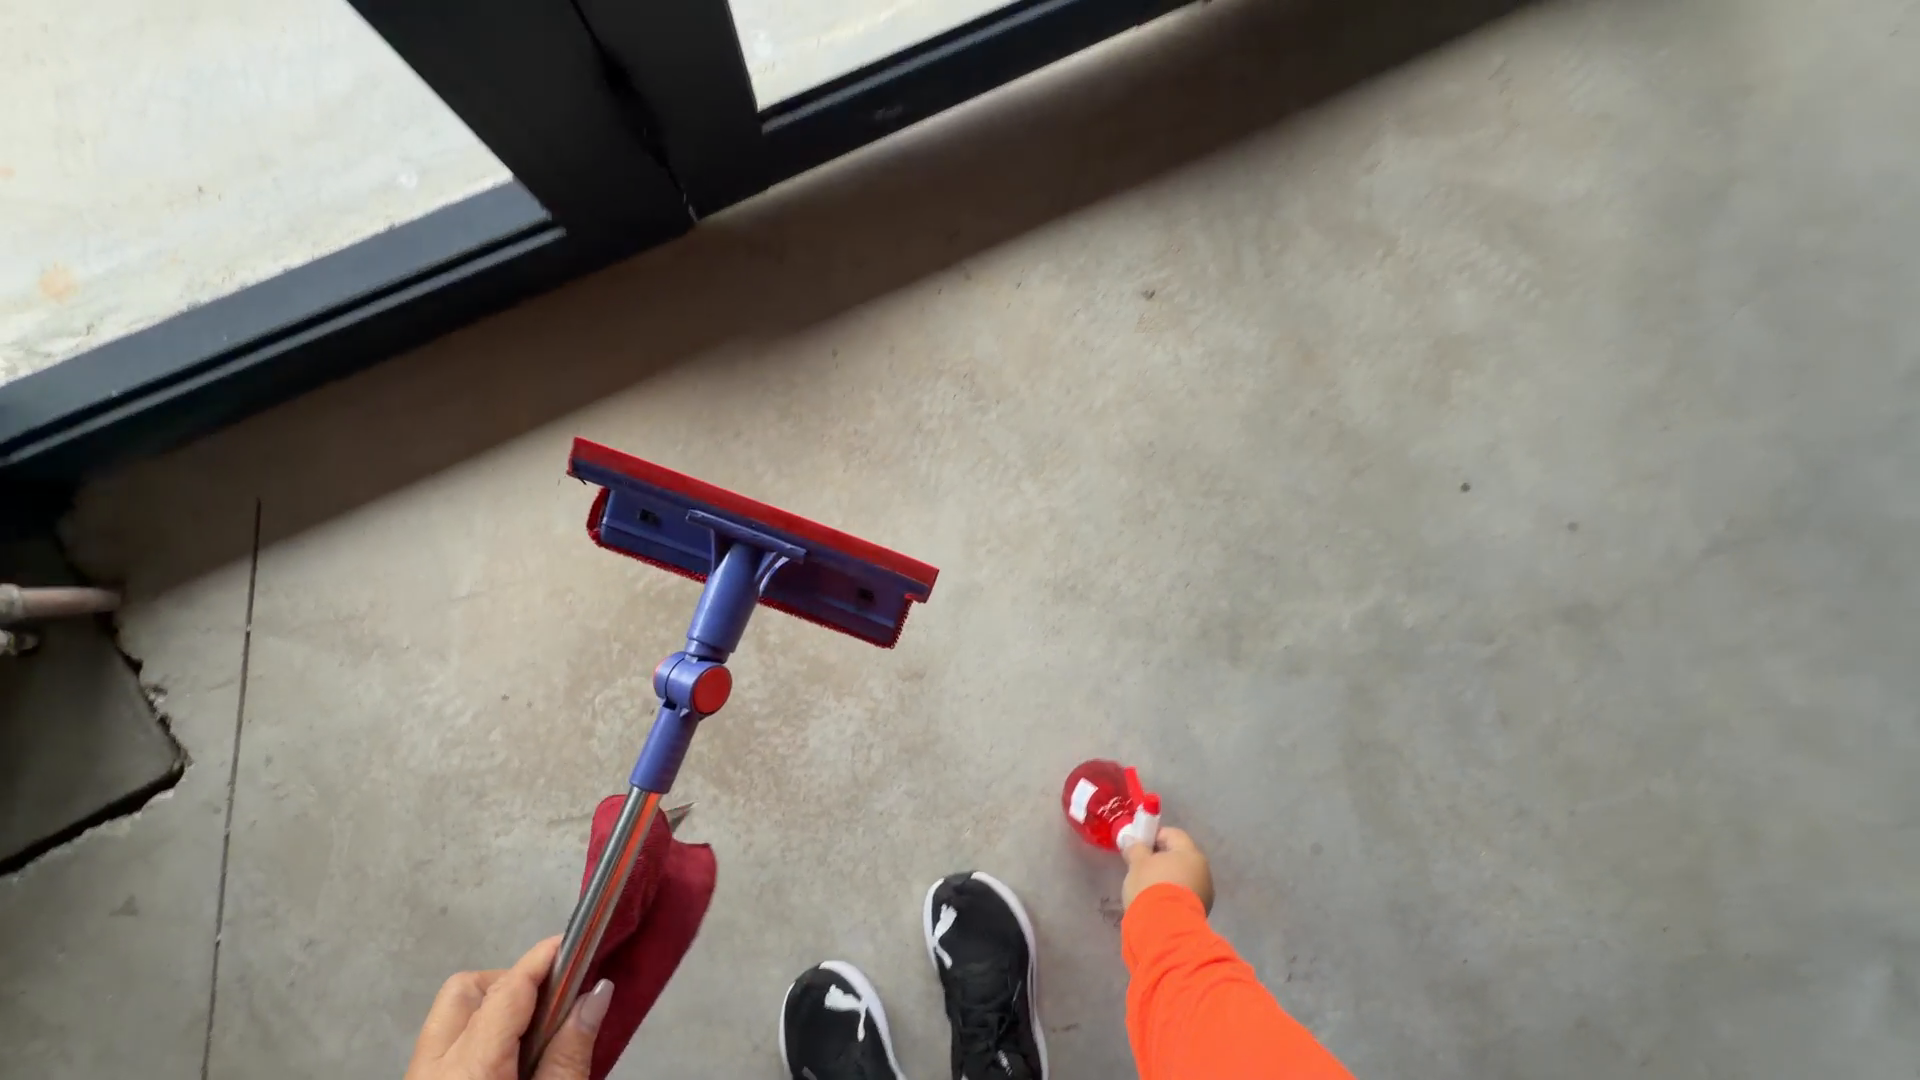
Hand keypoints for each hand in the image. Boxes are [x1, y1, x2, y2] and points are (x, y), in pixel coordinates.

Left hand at [405, 936, 612, 1079]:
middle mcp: (432, 1067)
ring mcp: (419, 1078)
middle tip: (551, 1008)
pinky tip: (509, 1064)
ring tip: (530, 1039)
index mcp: (470, 1067)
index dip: (545, 957)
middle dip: (511, 982)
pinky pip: (446, 1045)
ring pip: (452, 1015)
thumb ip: (570, 1051)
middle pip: (465, 989)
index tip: (580, 940)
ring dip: (494, 1009)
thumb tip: (598, 990)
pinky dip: (480, 1037)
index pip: (509, 987)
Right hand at [1120, 826, 1214, 913]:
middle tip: (1141, 866)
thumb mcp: (1137, 863)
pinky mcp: (1200, 912)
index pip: (1173, 834)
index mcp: (1190, 853)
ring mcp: (1204, 893)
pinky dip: (1172, 894)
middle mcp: (1202, 870)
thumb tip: (1131, 840)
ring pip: (1182, 877)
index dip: (1155, 836)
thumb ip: (1135, 848)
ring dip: (1167, 878)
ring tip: (1147, 887)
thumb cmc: (1151, 886)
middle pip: (1179, 857)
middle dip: (1161, 859)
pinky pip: (1183, 895)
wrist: (1164, 930)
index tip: (1139, 846)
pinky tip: (1157, 902)